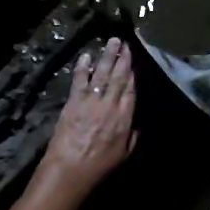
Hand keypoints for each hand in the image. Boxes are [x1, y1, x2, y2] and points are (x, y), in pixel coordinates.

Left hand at [33, 37, 137, 203]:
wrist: (71, 168)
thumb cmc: (99, 166)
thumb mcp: (124, 155)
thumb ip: (133, 137)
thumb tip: (137, 124)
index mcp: (124, 118)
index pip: (130, 90)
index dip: (132, 74)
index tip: (134, 61)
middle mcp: (110, 105)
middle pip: (118, 77)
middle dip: (122, 59)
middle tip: (125, 43)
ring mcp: (91, 101)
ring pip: (101, 74)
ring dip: (107, 56)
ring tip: (112, 41)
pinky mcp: (73, 102)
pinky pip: (79, 80)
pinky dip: (83, 67)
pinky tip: (86, 55)